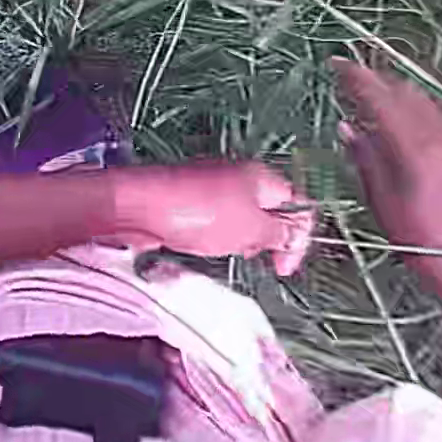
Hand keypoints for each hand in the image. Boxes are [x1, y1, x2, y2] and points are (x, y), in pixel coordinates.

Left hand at [108, 162, 313, 275]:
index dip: (298, 237)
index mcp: (260, 177)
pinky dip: (214, 237)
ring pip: (240, 220)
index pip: (297, 204)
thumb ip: (279, 234)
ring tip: (222, 248)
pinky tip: (202, 244)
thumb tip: (289, 236)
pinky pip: (214, 222)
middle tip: (250, 253)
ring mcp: (212, 187)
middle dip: (265, 239)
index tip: (283, 265)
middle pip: (268, 212)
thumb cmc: (199, 213)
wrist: (142, 205)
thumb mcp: (252, 229)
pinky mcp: (190, 200)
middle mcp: (238, 177)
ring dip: (238, 241)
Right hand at [328, 57, 441, 260]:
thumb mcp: (385, 203)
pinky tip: (413, 123)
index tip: (340, 65)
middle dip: (380, 80)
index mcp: (417, 147)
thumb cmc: (429, 244)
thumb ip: (367, 158)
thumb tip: (349, 130)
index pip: (381, 98)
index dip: (358, 78)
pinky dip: (422, 113)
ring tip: (380, 94)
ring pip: (430, 106)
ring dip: (402, 94)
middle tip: (357, 75)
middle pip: (409, 94)